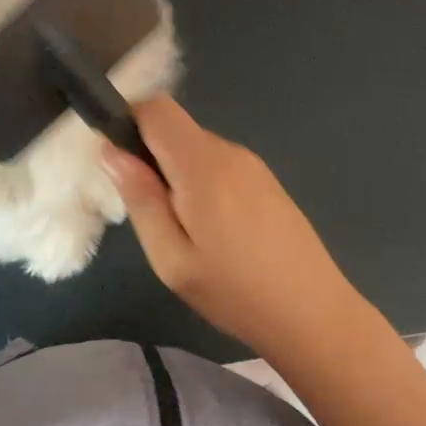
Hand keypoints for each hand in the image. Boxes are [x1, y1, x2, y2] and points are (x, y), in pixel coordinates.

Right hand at [104, 97, 363, 354]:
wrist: (315, 317)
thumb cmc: (235, 292)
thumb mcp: (171, 257)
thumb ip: (141, 198)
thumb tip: (111, 150)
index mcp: (202, 165)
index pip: (156, 108)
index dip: (129, 124)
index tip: (121, 166)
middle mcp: (229, 152)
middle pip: (175, 129)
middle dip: (151, 158)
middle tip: (153, 215)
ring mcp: (252, 165)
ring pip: (195, 148)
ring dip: (177, 175)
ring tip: (185, 233)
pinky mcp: (266, 181)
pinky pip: (218, 165)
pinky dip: (201, 185)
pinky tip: (214, 234)